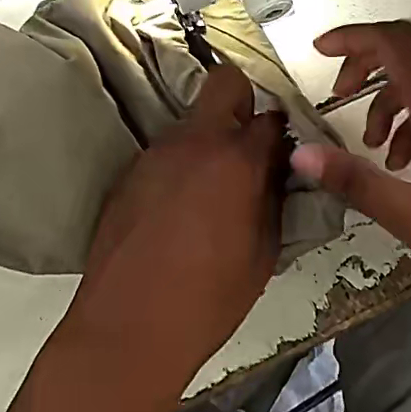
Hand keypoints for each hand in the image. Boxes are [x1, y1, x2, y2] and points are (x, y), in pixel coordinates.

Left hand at [67, 65, 288, 387]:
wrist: (127, 329)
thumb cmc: (207, 299)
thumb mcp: (263, 252)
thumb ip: (274, 199)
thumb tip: (277, 173)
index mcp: (237, 160)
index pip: (272, 118)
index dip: (282, 135)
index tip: (283, 155)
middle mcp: (194, 143)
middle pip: (225, 83)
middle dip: (243, 102)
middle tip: (248, 146)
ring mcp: (155, 154)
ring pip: (192, 121)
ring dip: (209, 140)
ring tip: (211, 188)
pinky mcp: (129, 174)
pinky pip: (165, 152)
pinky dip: (180, 165)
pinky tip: (179, 207)